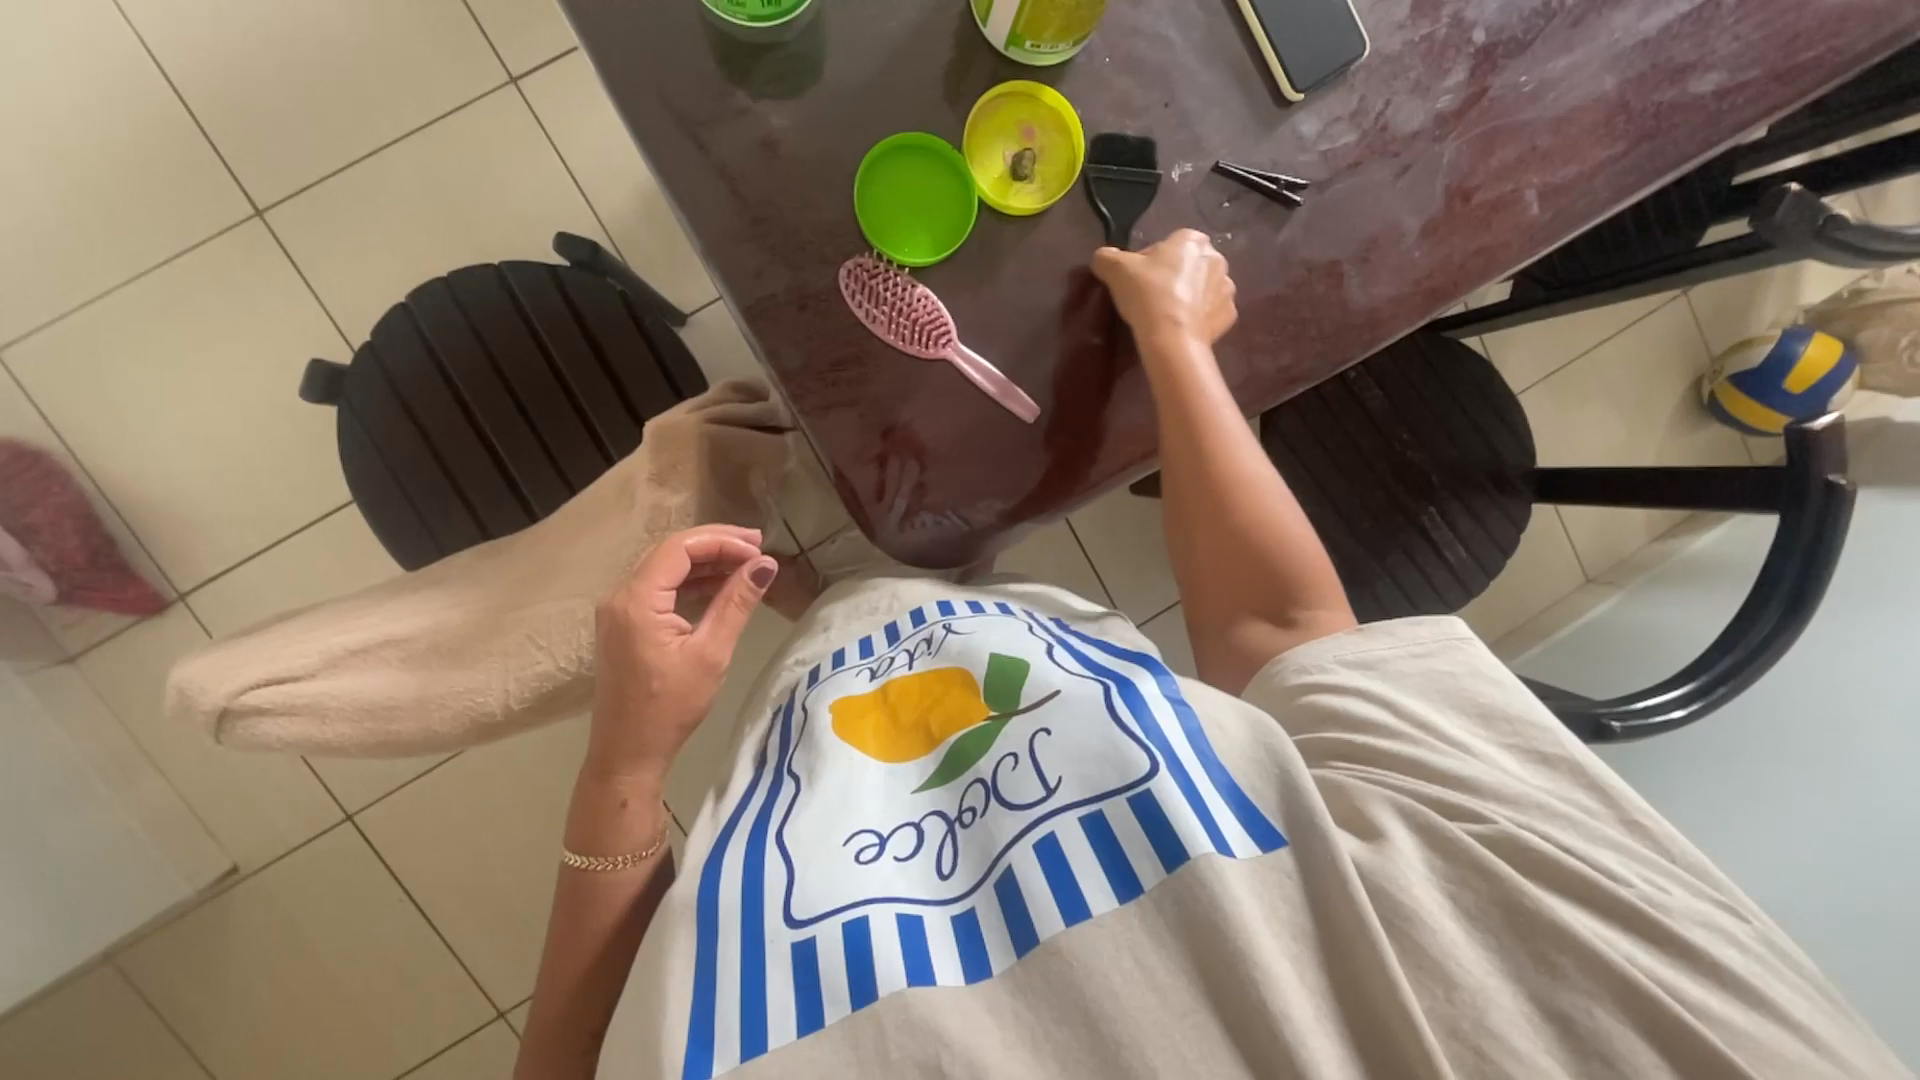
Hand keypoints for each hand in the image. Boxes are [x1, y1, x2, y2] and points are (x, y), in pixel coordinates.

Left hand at [586, 525, 778, 784]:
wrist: (628, 752)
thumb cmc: (671, 707)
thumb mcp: (711, 652)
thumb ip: (737, 602)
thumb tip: (765, 564)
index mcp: (636, 600)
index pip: (680, 548)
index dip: (722, 541)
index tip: (759, 550)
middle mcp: (620, 596)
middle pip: (670, 551)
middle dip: (716, 545)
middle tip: (758, 548)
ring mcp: (619, 610)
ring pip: (665, 568)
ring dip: (705, 562)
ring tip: (746, 564)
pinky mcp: (624, 624)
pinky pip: (659, 588)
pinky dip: (690, 582)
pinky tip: (720, 586)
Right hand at [1090, 229, 1237, 350]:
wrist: (1172, 338)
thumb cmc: (1147, 294)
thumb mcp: (1115, 269)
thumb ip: (1106, 257)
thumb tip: (1102, 258)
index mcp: (1192, 240)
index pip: (1166, 245)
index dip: (1148, 263)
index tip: (1136, 281)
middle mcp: (1216, 258)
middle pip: (1187, 266)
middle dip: (1172, 278)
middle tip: (1149, 299)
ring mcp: (1227, 288)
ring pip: (1203, 289)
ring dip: (1188, 298)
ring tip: (1166, 316)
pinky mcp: (1229, 316)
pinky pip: (1211, 313)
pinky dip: (1200, 318)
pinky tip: (1182, 328)